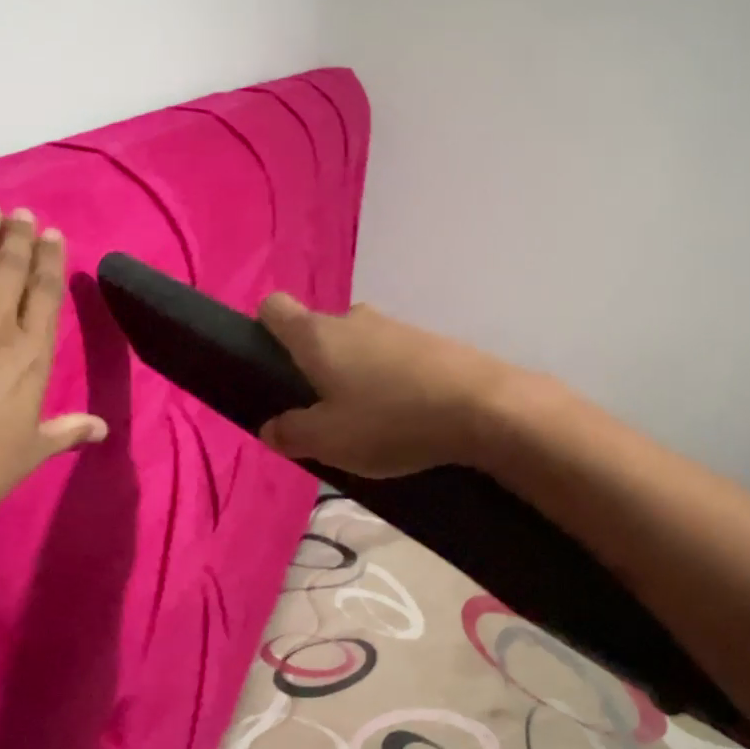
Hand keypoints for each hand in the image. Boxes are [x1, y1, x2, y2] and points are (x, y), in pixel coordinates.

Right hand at [256, 293, 520, 477]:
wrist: (485, 407)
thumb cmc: (390, 421)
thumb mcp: (328, 441)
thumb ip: (290, 432)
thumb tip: (270, 426)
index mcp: (316, 335)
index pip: (273, 307)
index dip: (264, 330)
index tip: (272, 367)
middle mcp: (353, 319)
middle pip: (318, 332)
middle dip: (314, 365)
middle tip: (324, 412)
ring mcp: (395, 326)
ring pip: (358, 346)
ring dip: (355, 375)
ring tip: (370, 422)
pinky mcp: (430, 341)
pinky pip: (394, 357)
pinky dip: (391, 381)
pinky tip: (406, 417)